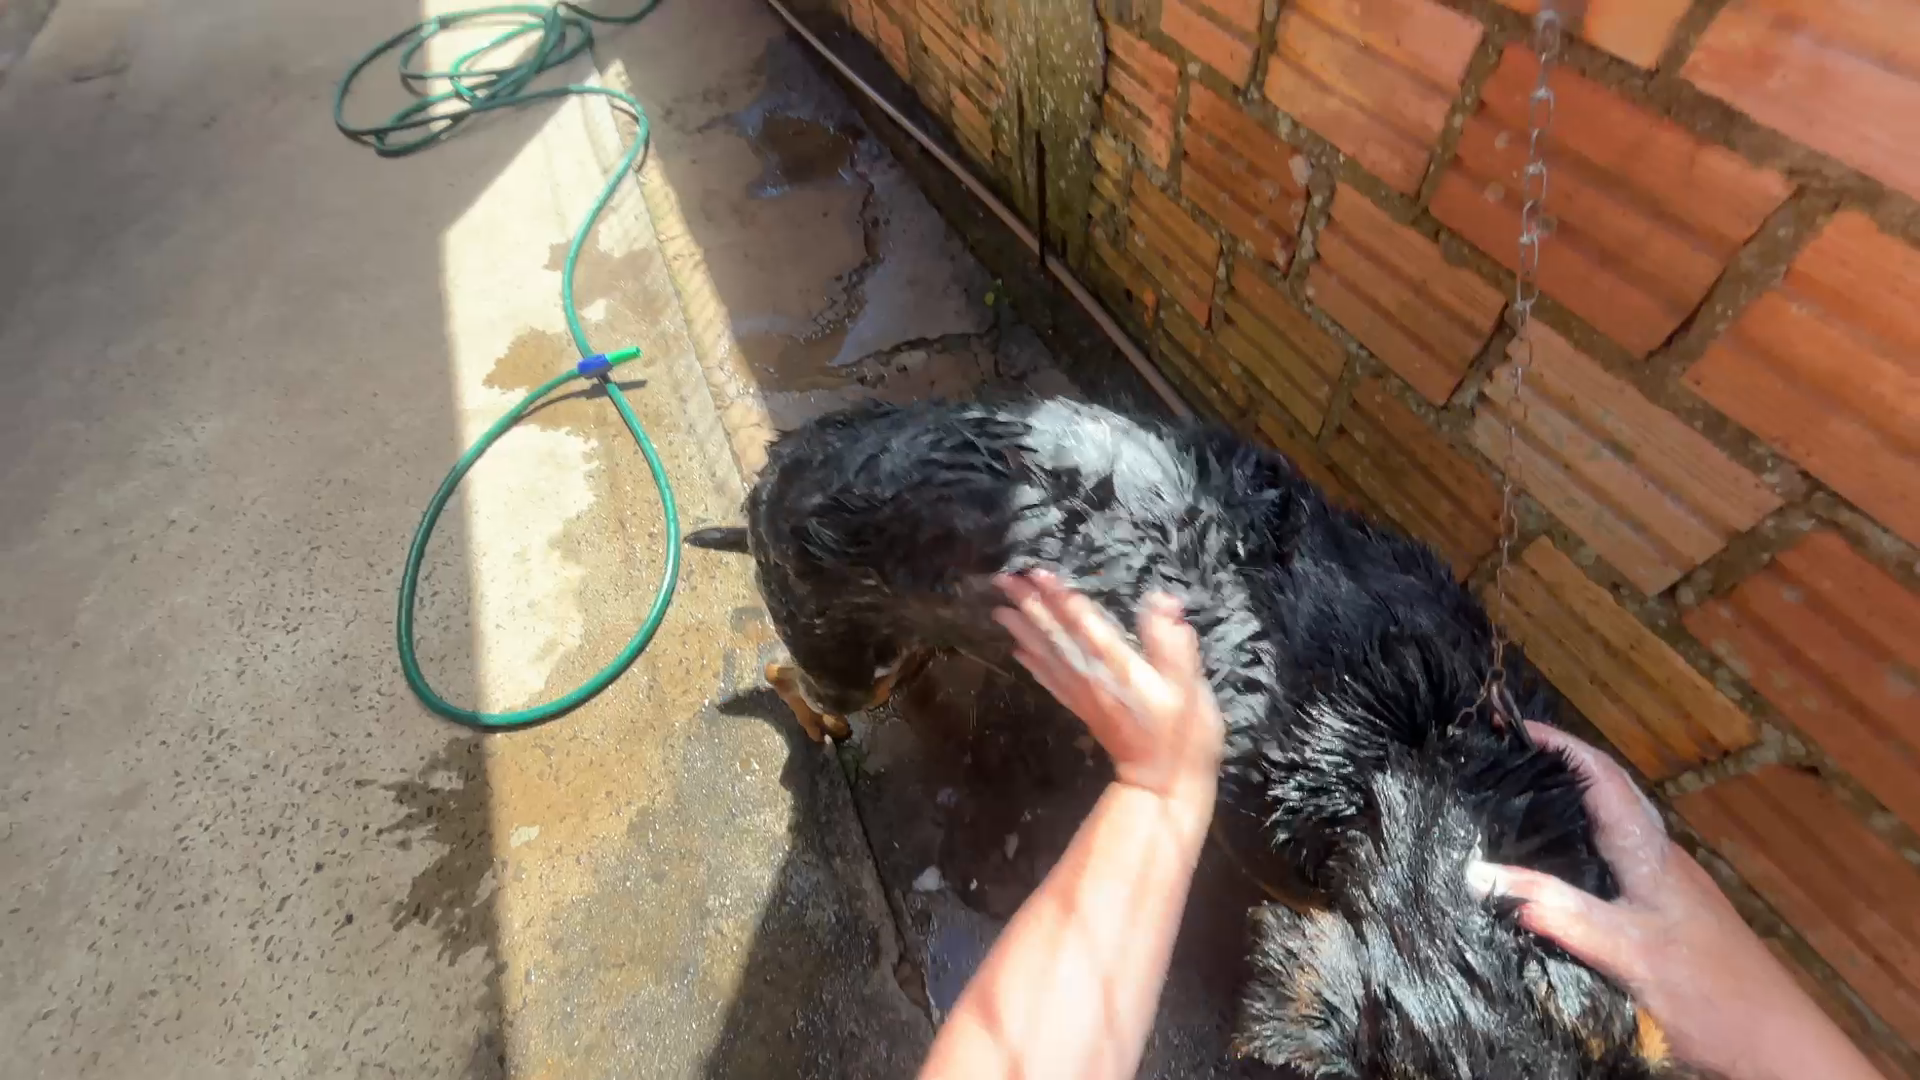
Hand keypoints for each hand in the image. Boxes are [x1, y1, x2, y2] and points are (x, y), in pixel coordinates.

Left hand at [994, 571, 1224, 804]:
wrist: (1163, 784)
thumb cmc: (1182, 733)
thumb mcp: (1190, 686)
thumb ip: (1172, 642)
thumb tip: (1161, 599)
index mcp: (1115, 664)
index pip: (1081, 621)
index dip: (1058, 595)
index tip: (1035, 572)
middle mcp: (1089, 675)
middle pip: (1054, 632)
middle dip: (1028, 603)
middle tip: (1003, 578)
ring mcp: (1080, 693)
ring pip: (1044, 653)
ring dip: (1021, 628)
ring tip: (998, 607)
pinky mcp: (1079, 707)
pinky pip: (1048, 679)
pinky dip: (1030, 662)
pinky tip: (1015, 649)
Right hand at [1469, 723, 1884, 1079]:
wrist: (1786, 1054)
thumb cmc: (1711, 993)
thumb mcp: (1627, 952)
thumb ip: (1556, 910)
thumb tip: (1478, 874)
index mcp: (1648, 851)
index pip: (1604, 777)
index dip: (1561, 744)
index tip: (1513, 725)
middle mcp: (1657, 855)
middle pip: (1604, 791)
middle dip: (1553, 763)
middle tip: (1497, 754)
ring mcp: (1663, 881)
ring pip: (1606, 821)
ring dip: (1562, 797)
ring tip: (1508, 792)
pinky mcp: (1662, 905)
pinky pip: (1607, 849)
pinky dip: (1571, 832)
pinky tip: (1544, 853)